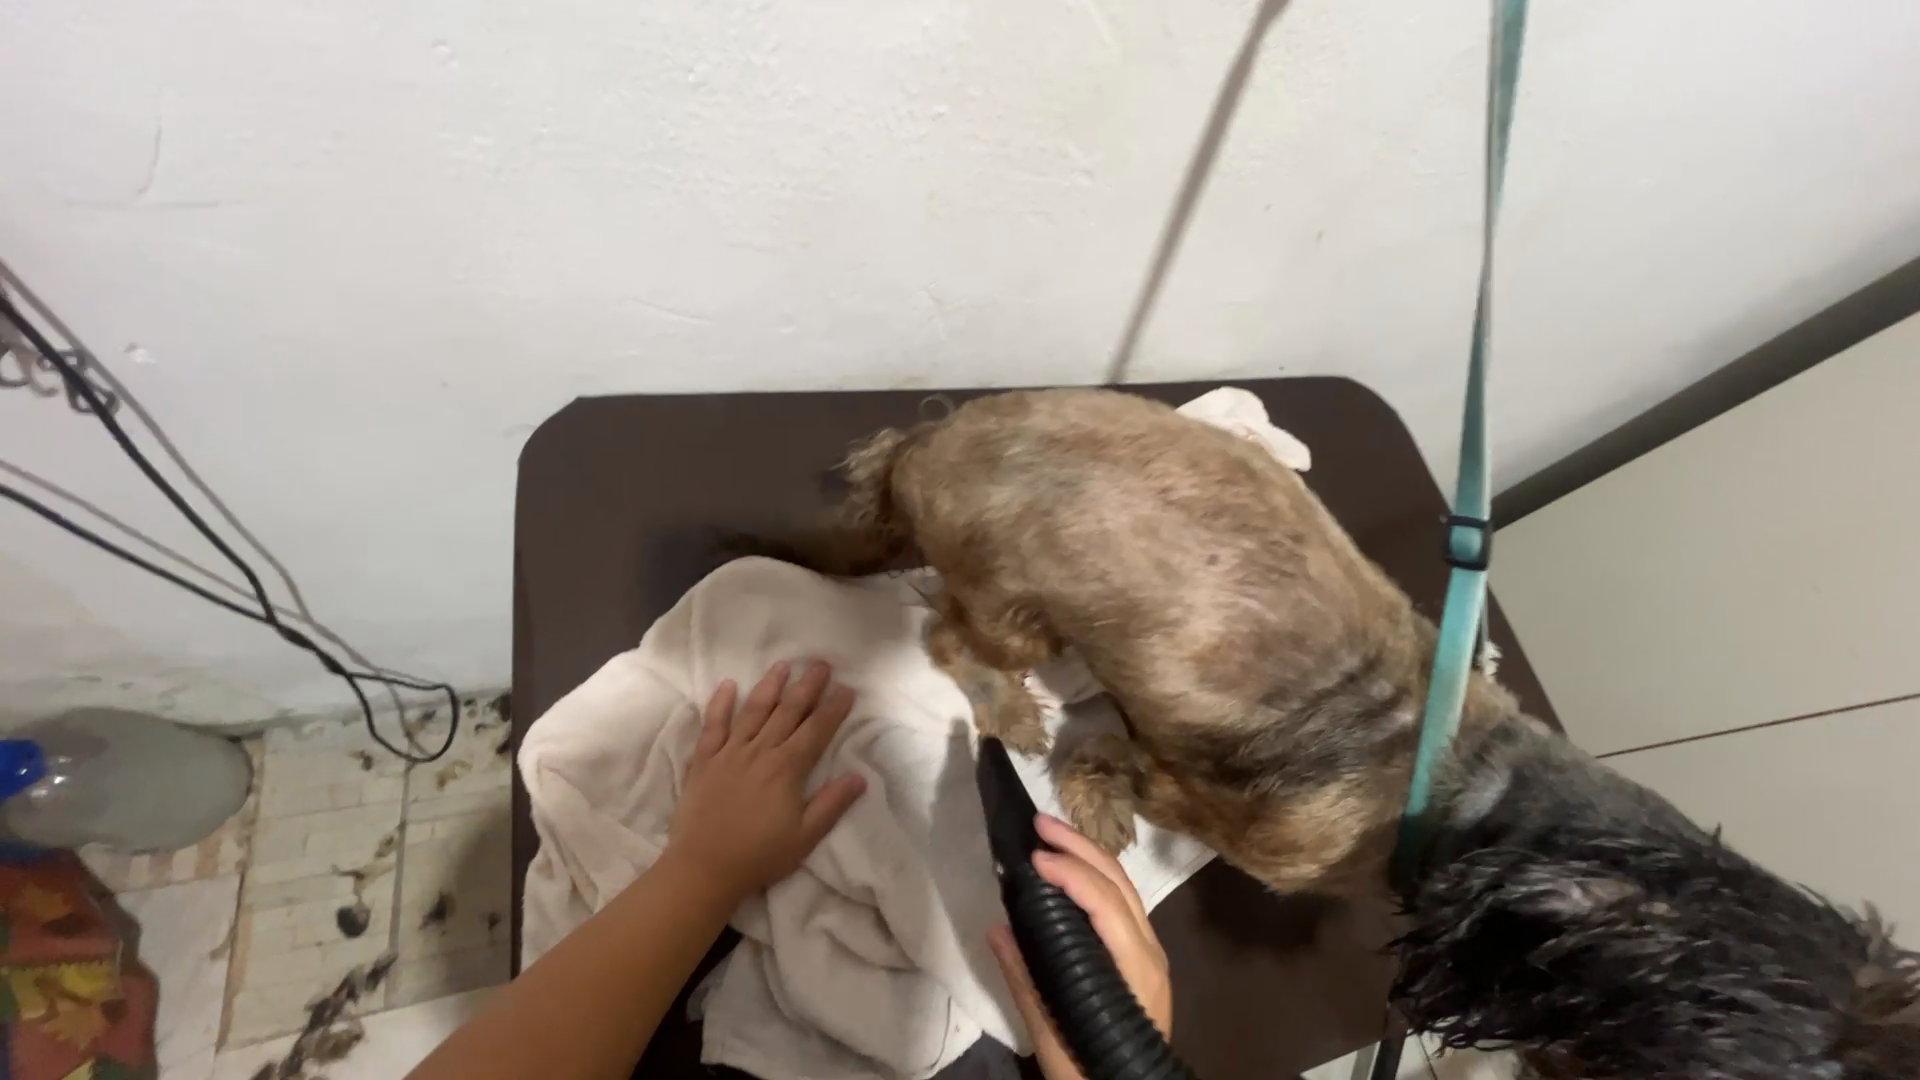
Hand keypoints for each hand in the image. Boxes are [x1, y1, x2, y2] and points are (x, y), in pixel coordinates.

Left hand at [666, 661, 867, 899]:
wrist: (702, 869)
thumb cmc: (759, 856)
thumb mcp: (805, 837)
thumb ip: (832, 804)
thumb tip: (859, 777)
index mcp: (787, 768)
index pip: (816, 730)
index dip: (833, 708)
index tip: (847, 688)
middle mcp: (760, 751)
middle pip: (788, 711)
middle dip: (807, 686)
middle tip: (821, 664)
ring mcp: (729, 753)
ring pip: (753, 711)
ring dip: (770, 686)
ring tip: (784, 665)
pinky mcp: (704, 761)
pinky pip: (712, 726)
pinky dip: (720, 704)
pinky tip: (728, 685)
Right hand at [988, 814, 1171, 1079]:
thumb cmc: (1093, 1071)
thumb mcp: (1054, 1037)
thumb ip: (1027, 981)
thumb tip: (997, 929)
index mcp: (1136, 969)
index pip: (1106, 904)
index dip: (1072, 873)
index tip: (1035, 857)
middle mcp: (1150, 949)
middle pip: (1117, 881)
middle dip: (1078, 845)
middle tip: (1039, 822)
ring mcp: (1150, 947)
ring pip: (1122, 883)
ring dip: (1086, 851)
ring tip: (1050, 831)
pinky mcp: (1142, 951)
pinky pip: (1120, 897)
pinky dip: (1093, 871)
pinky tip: (1069, 865)